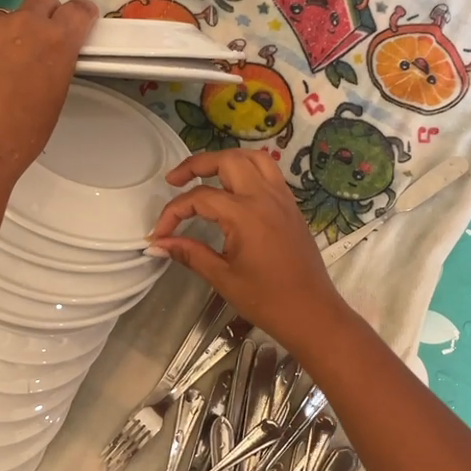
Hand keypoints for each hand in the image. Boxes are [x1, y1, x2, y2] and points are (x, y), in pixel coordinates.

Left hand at [0, 0, 99, 194]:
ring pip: (4, 19)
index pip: (77, 11)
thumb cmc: (21, 135)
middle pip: (40, 4)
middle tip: (36, 46)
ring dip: (8, 34)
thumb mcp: (54, 99)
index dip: (79, 16)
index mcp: (57, 41)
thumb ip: (55, 66)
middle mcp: (24, 23)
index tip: (78, 23)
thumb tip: (45, 61)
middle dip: (43, 20)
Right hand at [146, 149, 354, 351]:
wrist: (312, 313)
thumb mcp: (222, 277)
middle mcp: (264, 197)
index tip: (159, 234)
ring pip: (253, 158)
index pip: (199, 198)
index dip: (173, 212)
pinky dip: (248, 169)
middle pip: (227, 160)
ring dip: (225, 160)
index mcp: (245, 215)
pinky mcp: (291, 206)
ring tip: (205, 174)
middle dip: (196, 165)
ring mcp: (282, 199)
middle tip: (174, 180)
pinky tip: (234, 187)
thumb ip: (190, 253)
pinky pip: (269, 173)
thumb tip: (158, 245)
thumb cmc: (266, 300)